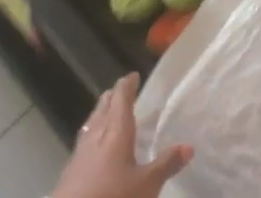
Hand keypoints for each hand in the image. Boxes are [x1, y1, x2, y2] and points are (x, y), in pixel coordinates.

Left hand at [54, 73, 191, 197]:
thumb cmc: (113, 196)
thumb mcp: (146, 184)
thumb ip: (166, 164)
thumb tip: (189, 146)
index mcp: (116, 132)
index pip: (121, 100)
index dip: (127, 86)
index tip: (132, 75)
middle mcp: (96, 136)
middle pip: (103, 108)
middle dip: (112, 97)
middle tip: (120, 89)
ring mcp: (80, 152)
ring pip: (91, 123)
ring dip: (100, 113)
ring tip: (106, 110)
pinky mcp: (70, 169)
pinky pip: (84, 140)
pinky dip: (92, 133)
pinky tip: (93, 145)